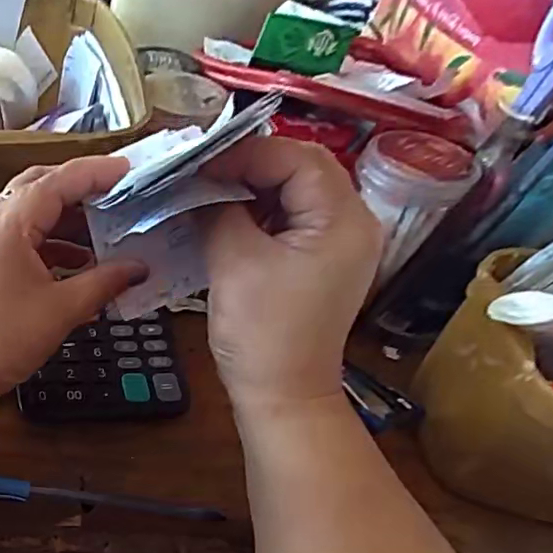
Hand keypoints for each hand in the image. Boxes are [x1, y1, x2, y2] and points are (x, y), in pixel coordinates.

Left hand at [0, 157, 146, 407]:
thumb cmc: (0, 343)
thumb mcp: (62, 311)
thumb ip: (104, 284)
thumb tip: (137, 269)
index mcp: (7, 226)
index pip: (58, 182)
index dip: (97, 173)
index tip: (128, 171)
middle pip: (39, 189)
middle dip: (79, 190)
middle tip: (115, 196)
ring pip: (28, 216)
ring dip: (65, 222)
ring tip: (101, 236)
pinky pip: (17, 241)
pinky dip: (47, 246)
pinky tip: (73, 266)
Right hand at [201, 137, 382, 408]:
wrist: (284, 400)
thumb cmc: (262, 336)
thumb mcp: (233, 265)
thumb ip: (217, 212)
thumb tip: (199, 186)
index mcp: (342, 218)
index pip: (296, 156)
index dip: (244, 153)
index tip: (198, 162)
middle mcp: (353, 224)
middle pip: (301, 172)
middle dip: (248, 170)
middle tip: (201, 175)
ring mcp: (341, 248)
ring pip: (295, 198)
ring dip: (252, 194)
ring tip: (208, 197)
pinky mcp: (324, 268)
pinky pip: (293, 226)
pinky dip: (261, 219)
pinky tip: (228, 224)